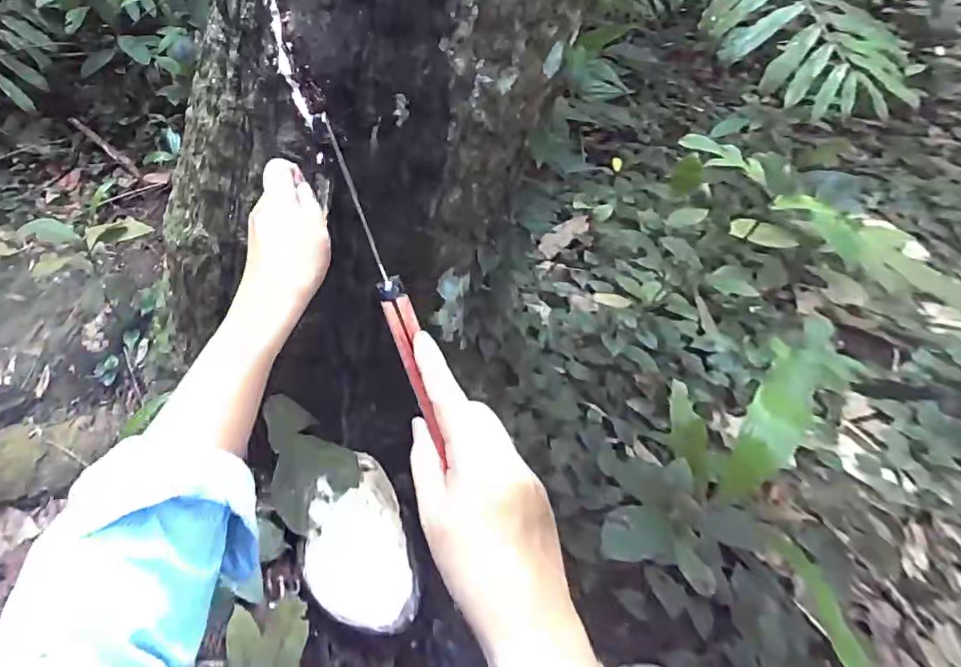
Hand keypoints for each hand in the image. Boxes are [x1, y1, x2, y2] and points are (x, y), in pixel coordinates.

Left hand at [230, 158, 330, 343]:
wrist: (271, 300)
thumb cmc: (296, 265)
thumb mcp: (316, 224)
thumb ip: (309, 199)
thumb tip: (303, 186)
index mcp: (276, 198)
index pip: (278, 166)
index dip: (295, 172)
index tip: (308, 188)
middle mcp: (261, 209)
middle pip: (279, 189)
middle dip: (298, 200)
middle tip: (313, 220)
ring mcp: (256, 227)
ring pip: (278, 210)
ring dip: (294, 220)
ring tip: (307, 242)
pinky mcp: (257, 244)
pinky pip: (275, 229)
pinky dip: (287, 236)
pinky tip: (298, 255)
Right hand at [408, 331, 598, 666]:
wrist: (532, 623)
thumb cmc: (470, 569)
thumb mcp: (433, 515)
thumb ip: (425, 460)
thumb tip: (422, 425)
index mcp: (479, 459)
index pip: (450, 399)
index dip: (433, 367)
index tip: (421, 337)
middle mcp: (509, 457)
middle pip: (477, 413)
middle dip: (453, 412)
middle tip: (432, 443)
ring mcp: (529, 475)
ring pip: (492, 435)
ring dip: (469, 439)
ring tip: (454, 485)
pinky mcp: (539, 494)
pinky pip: (506, 458)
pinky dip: (486, 460)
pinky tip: (479, 503)